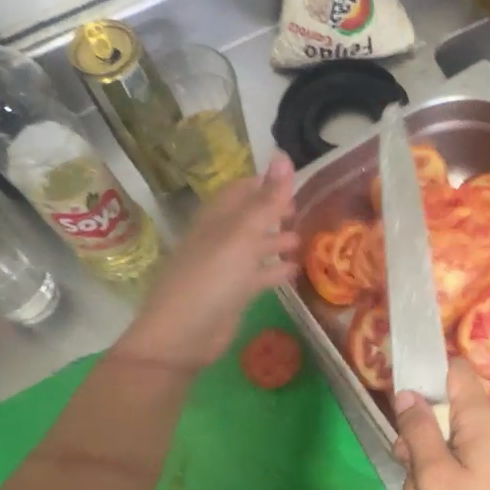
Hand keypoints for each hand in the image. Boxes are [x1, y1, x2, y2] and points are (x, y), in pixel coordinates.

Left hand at [116, 152, 300, 368]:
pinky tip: (296, 271)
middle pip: (250, 217)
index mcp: (217, 218)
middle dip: (275, 212)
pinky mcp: (233, 294)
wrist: (183, 334)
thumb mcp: (242, 235)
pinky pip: (258, 275)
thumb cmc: (211, 279)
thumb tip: (284, 155)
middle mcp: (220, 238)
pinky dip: (276, 271)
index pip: (242, 189)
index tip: (294, 181)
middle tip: (304, 211)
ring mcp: (225, 267)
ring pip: (255, 247)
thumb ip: (267, 200)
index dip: (265, 183)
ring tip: (306, 240)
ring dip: (278, 242)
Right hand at [392, 360, 489, 489]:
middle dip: (414, 447)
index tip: (403, 408)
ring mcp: (488, 451)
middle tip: (411, 474)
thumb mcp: (433, 473)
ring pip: (438, 448)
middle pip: (437, 414)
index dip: (425, 377)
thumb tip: (406, 392)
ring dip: (421, 480)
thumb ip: (417, 429)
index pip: (453, 368)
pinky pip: (450, 470)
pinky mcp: (486, 473)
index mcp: (480, 415)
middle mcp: (487, 426)